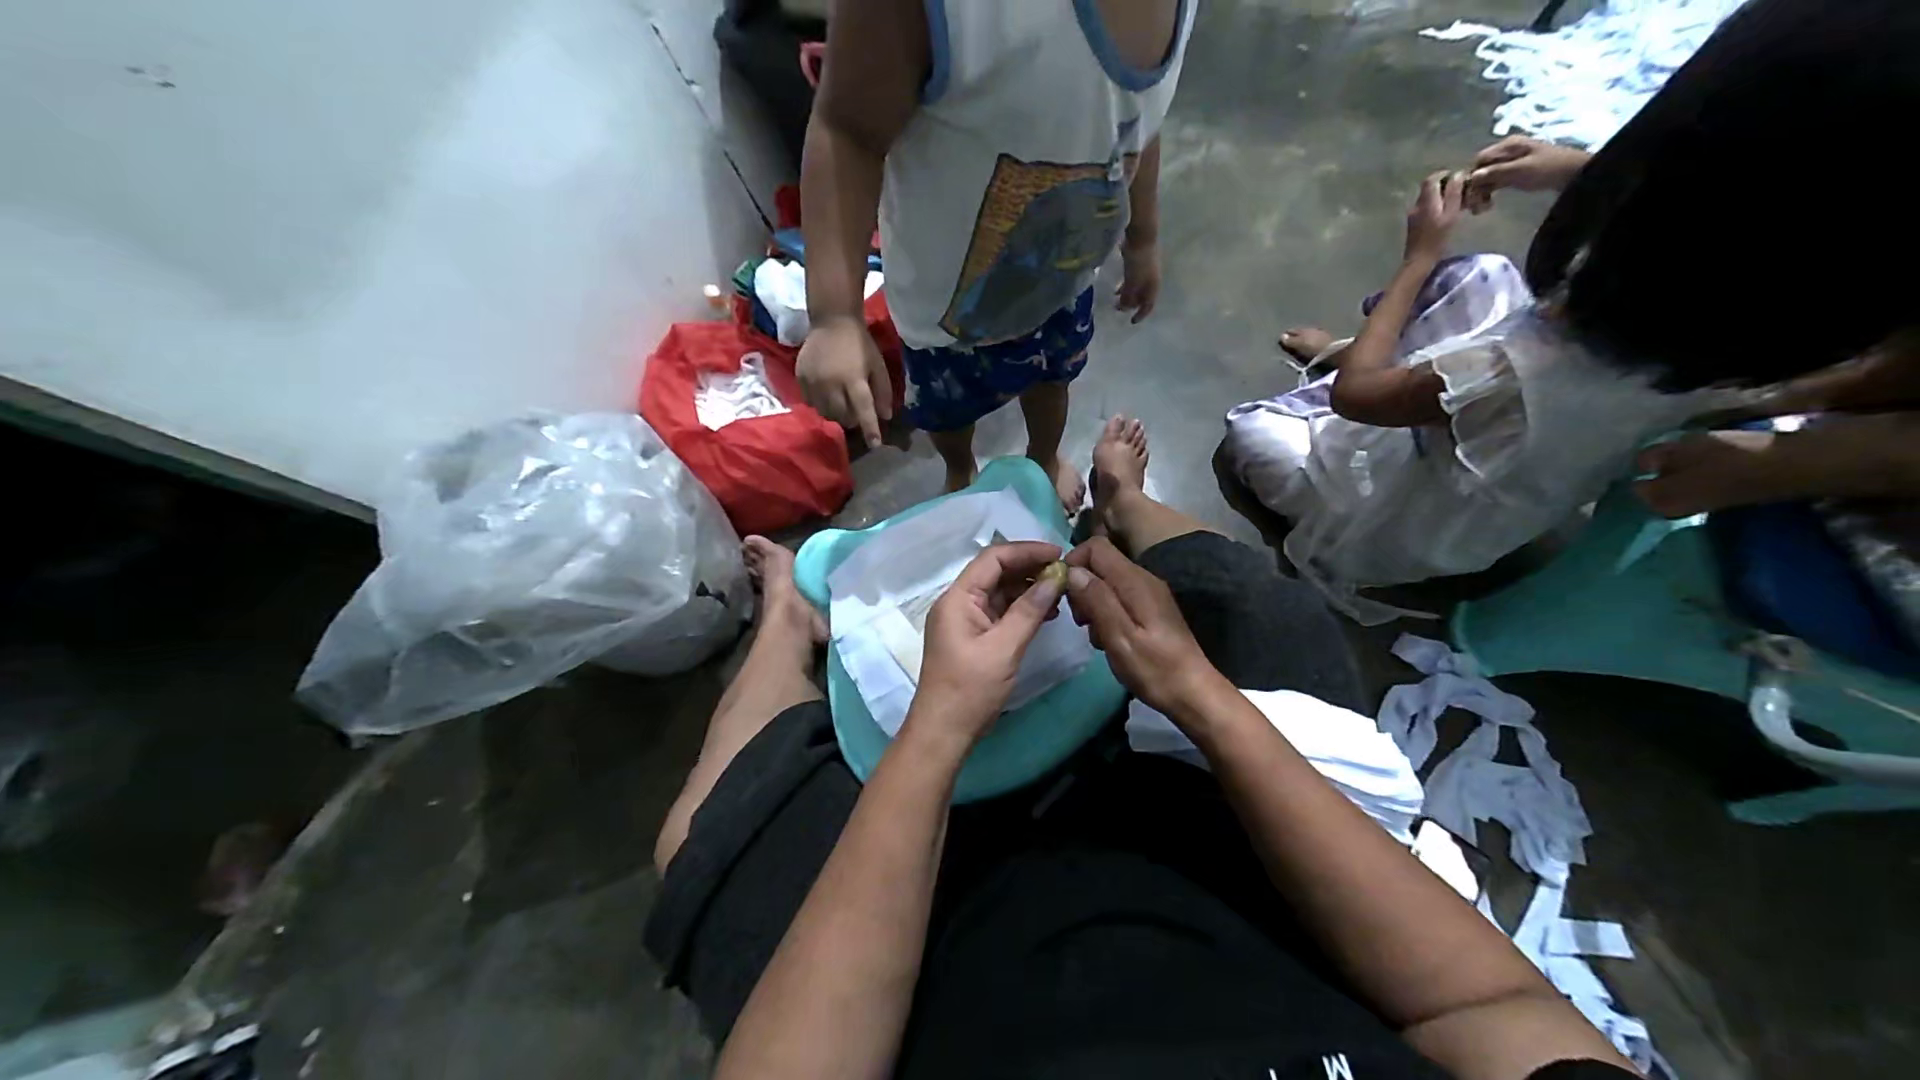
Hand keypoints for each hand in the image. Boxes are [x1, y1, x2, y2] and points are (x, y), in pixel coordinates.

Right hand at [797, 314, 892, 448]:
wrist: (832, 320)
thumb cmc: (860, 344)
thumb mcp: (878, 365)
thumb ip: (883, 391)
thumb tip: (885, 417)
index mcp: (854, 379)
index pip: (863, 410)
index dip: (870, 429)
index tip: (875, 444)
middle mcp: (832, 383)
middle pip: (842, 416)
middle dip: (852, 419)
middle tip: (856, 411)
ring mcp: (813, 381)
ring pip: (825, 413)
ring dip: (836, 414)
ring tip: (841, 402)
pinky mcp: (800, 378)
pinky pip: (811, 403)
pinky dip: (820, 404)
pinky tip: (826, 394)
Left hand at [907, 542, 1067, 749]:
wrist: (944, 731)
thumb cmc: (970, 689)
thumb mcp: (1004, 647)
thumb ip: (1030, 610)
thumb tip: (1056, 577)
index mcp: (958, 598)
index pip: (993, 558)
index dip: (1026, 551)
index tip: (1059, 554)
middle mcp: (958, 602)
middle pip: (996, 572)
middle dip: (1030, 568)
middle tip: (1065, 572)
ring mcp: (965, 620)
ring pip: (1000, 591)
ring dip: (1029, 588)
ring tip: (1061, 593)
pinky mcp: (973, 636)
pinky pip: (1000, 611)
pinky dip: (1022, 608)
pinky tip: (1047, 613)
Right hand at [1062, 537, 1227, 717]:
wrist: (1194, 693)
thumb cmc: (1154, 668)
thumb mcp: (1120, 637)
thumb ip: (1097, 600)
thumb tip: (1073, 571)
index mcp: (1135, 581)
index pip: (1096, 546)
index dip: (1074, 563)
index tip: (1064, 594)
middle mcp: (1143, 579)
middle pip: (1100, 563)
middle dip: (1081, 586)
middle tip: (1081, 622)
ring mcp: (1149, 593)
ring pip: (1107, 582)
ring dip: (1092, 603)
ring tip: (1095, 635)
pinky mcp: (1150, 609)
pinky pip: (1118, 597)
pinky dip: (1105, 613)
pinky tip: (1108, 639)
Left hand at [1116, 238, 1160, 323]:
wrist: (1142, 235)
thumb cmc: (1139, 260)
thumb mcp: (1133, 281)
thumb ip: (1129, 295)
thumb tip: (1124, 308)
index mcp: (1153, 286)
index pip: (1149, 304)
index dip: (1141, 314)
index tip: (1132, 321)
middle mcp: (1151, 280)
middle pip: (1142, 297)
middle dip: (1131, 305)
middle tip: (1118, 309)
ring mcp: (1146, 271)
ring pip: (1137, 288)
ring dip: (1127, 296)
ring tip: (1115, 300)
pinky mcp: (1138, 264)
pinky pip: (1132, 280)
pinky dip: (1125, 286)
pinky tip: (1117, 288)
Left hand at [1404, 171, 1465, 265]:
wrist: (1419, 260)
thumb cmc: (1437, 238)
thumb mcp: (1451, 213)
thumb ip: (1453, 193)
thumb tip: (1458, 174)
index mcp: (1425, 201)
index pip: (1431, 178)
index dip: (1445, 174)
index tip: (1459, 177)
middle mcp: (1416, 205)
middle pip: (1429, 187)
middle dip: (1445, 185)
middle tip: (1460, 190)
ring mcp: (1412, 215)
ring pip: (1427, 198)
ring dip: (1441, 196)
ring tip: (1457, 202)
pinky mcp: (1413, 224)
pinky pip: (1425, 208)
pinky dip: (1436, 205)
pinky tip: (1447, 213)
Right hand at [1463, 136, 1589, 211]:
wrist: (1574, 174)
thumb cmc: (1549, 168)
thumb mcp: (1521, 170)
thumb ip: (1496, 172)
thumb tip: (1471, 177)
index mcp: (1508, 146)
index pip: (1479, 160)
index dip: (1471, 176)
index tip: (1469, 194)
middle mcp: (1506, 152)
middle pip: (1480, 169)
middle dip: (1474, 188)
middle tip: (1474, 207)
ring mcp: (1510, 163)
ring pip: (1485, 178)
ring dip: (1480, 193)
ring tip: (1482, 208)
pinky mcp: (1513, 173)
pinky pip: (1493, 183)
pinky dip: (1488, 193)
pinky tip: (1488, 204)